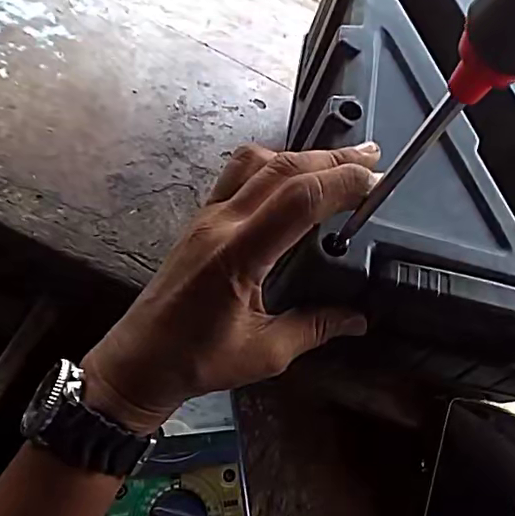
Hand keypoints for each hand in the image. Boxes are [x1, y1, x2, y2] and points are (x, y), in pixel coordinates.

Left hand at [81, 144, 381, 433]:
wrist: (139, 359)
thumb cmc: (194, 360)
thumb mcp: (265, 352)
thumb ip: (314, 328)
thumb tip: (356, 318)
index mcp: (236, 255)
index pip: (298, 200)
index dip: (341, 183)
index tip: (375, 183)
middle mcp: (220, 225)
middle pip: (281, 169)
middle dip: (332, 158)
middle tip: (371, 158)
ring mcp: (207, 217)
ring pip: (256, 162)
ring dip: (301, 155)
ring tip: (337, 161)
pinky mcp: (201, 220)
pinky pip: (238, 174)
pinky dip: (274, 165)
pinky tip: (293, 177)